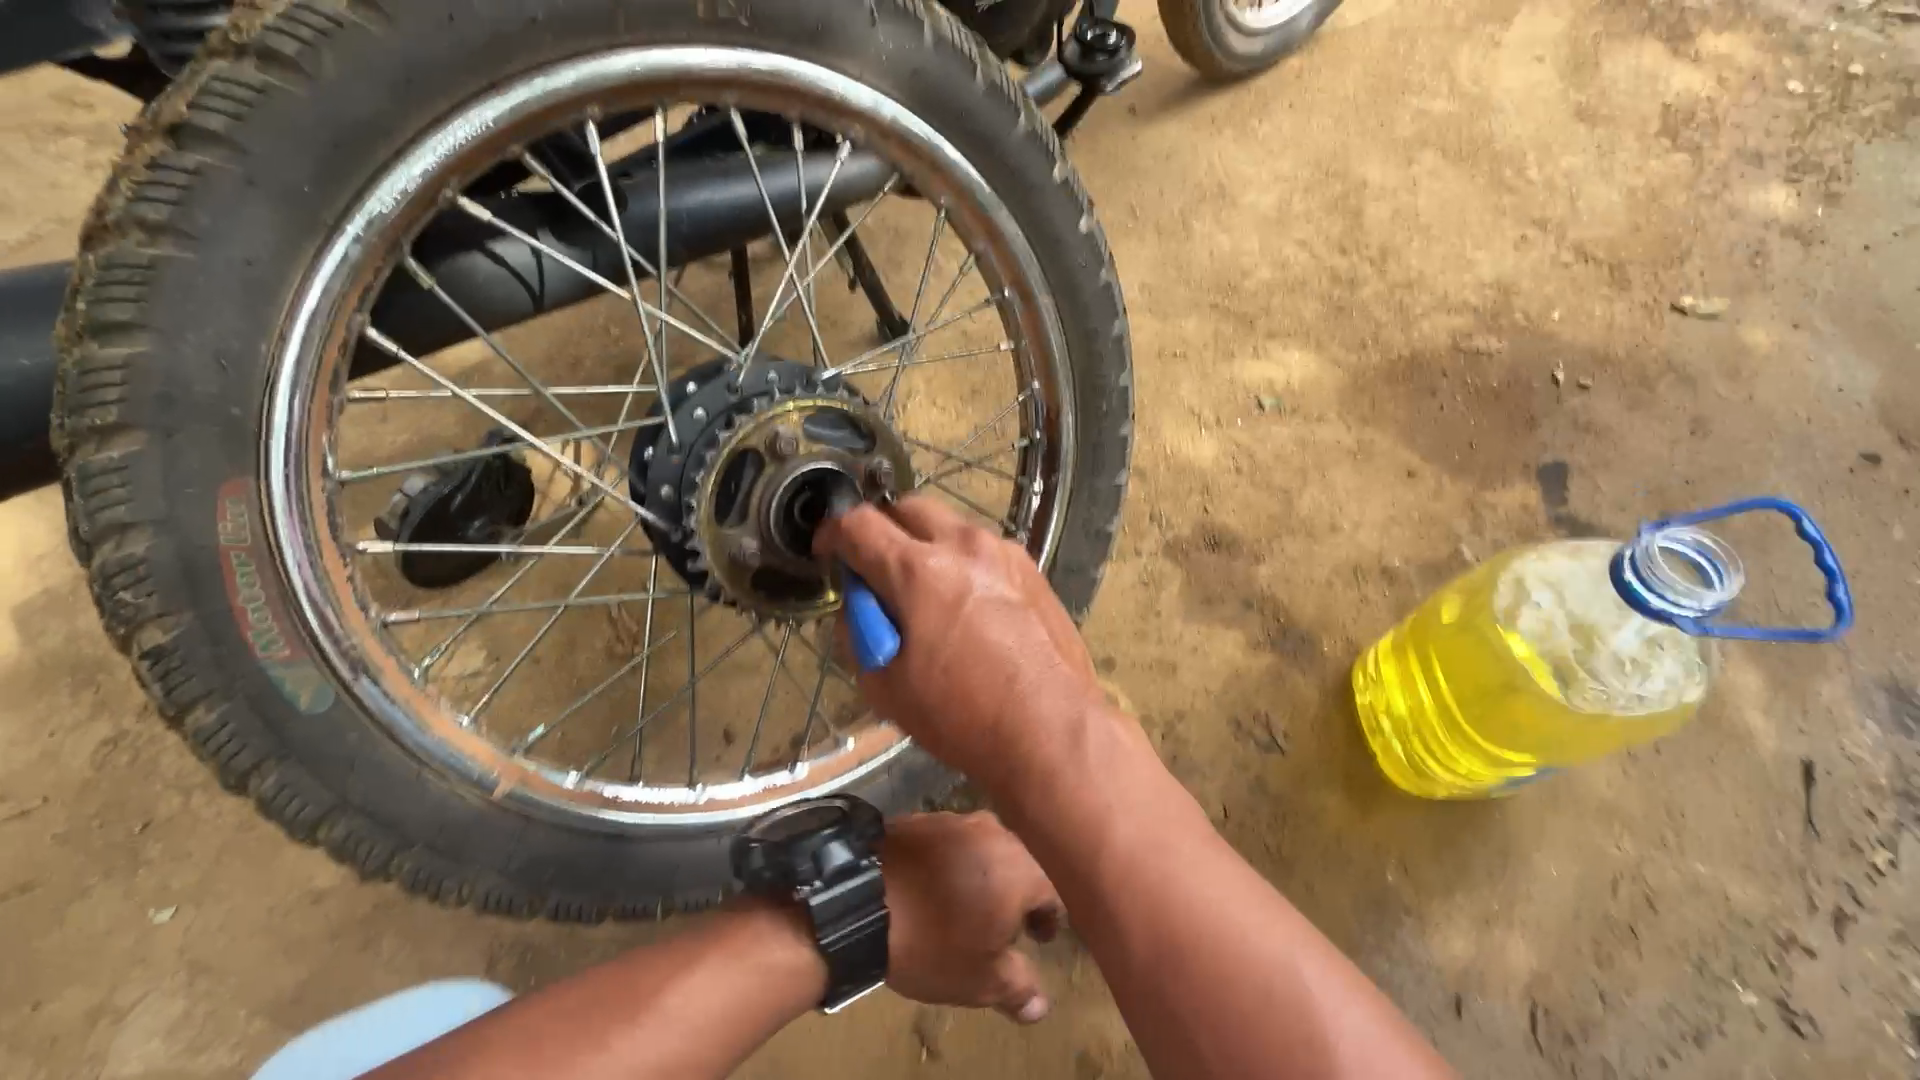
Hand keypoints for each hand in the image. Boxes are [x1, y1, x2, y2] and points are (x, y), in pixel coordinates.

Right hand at [814, 496, 1106, 793]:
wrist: (1052, 730)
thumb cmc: (962, 717)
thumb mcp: (885, 685)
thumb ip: (858, 632)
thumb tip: (859, 605)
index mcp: (918, 571)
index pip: (858, 525)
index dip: (832, 534)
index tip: (828, 552)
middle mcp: (964, 546)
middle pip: (907, 508)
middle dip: (882, 532)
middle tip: (876, 573)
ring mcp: (1005, 554)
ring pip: (950, 527)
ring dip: (926, 547)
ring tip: (926, 596)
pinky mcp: (1033, 571)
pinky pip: (983, 551)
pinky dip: (963, 564)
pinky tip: (968, 609)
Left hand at [883, 812, 1061, 1022]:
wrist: (860, 900)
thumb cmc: (932, 942)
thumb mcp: (980, 979)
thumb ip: (1018, 988)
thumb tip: (1039, 1005)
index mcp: (1022, 869)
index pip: (1053, 893)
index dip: (1049, 919)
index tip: (1038, 937)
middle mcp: (996, 834)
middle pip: (1020, 863)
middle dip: (1018, 892)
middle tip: (1008, 921)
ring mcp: (956, 820)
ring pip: (983, 847)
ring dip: (983, 873)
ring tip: (966, 902)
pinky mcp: (921, 818)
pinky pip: (948, 841)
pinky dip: (949, 861)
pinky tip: (932, 884)